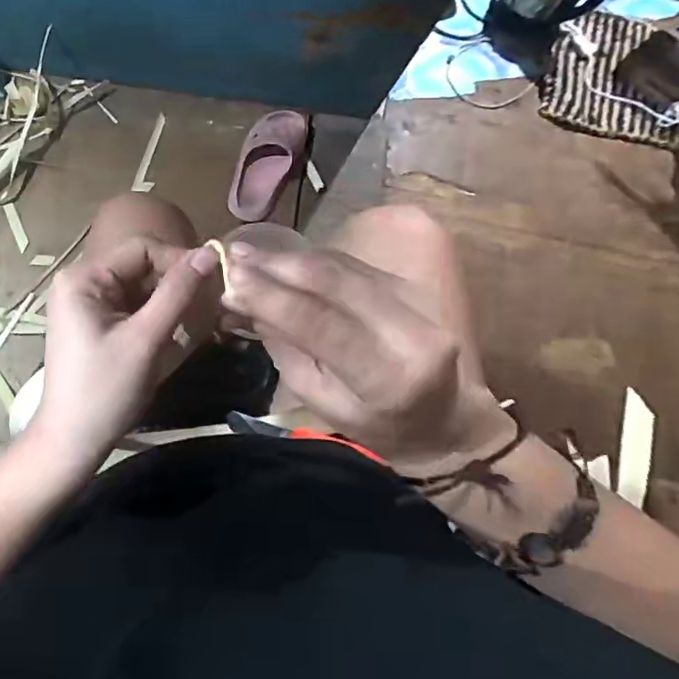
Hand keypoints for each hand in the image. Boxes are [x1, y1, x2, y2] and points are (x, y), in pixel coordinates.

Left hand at [28, 239, 219, 462]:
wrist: (72, 438)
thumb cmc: (106, 389)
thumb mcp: (146, 339)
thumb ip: (178, 293)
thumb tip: (209, 252)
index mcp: (83, 278)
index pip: (142, 248)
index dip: (179, 260)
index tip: (213, 283)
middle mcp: (80, 282)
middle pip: (141, 267)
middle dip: (175, 284)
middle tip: (210, 307)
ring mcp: (85, 304)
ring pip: (140, 289)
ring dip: (168, 303)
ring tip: (195, 323)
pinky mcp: (93, 324)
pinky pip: (131, 308)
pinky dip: (154, 318)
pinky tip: (172, 336)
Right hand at [218, 241, 515, 478]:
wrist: (449, 420)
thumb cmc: (379, 426)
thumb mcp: (324, 404)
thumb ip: (288, 352)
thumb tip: (248, 306)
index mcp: (389, 375)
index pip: (319, 323)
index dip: (270, 298)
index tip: (229, 284)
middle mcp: (412, 329)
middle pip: (334, 281)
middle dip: (276, 265)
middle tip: (233, 257)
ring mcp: (420, 300)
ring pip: (343, 265)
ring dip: (290, 257)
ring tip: (248, 252)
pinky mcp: (416, 284)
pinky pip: (354, 264)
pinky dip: (312, 259)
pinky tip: (282, 258)